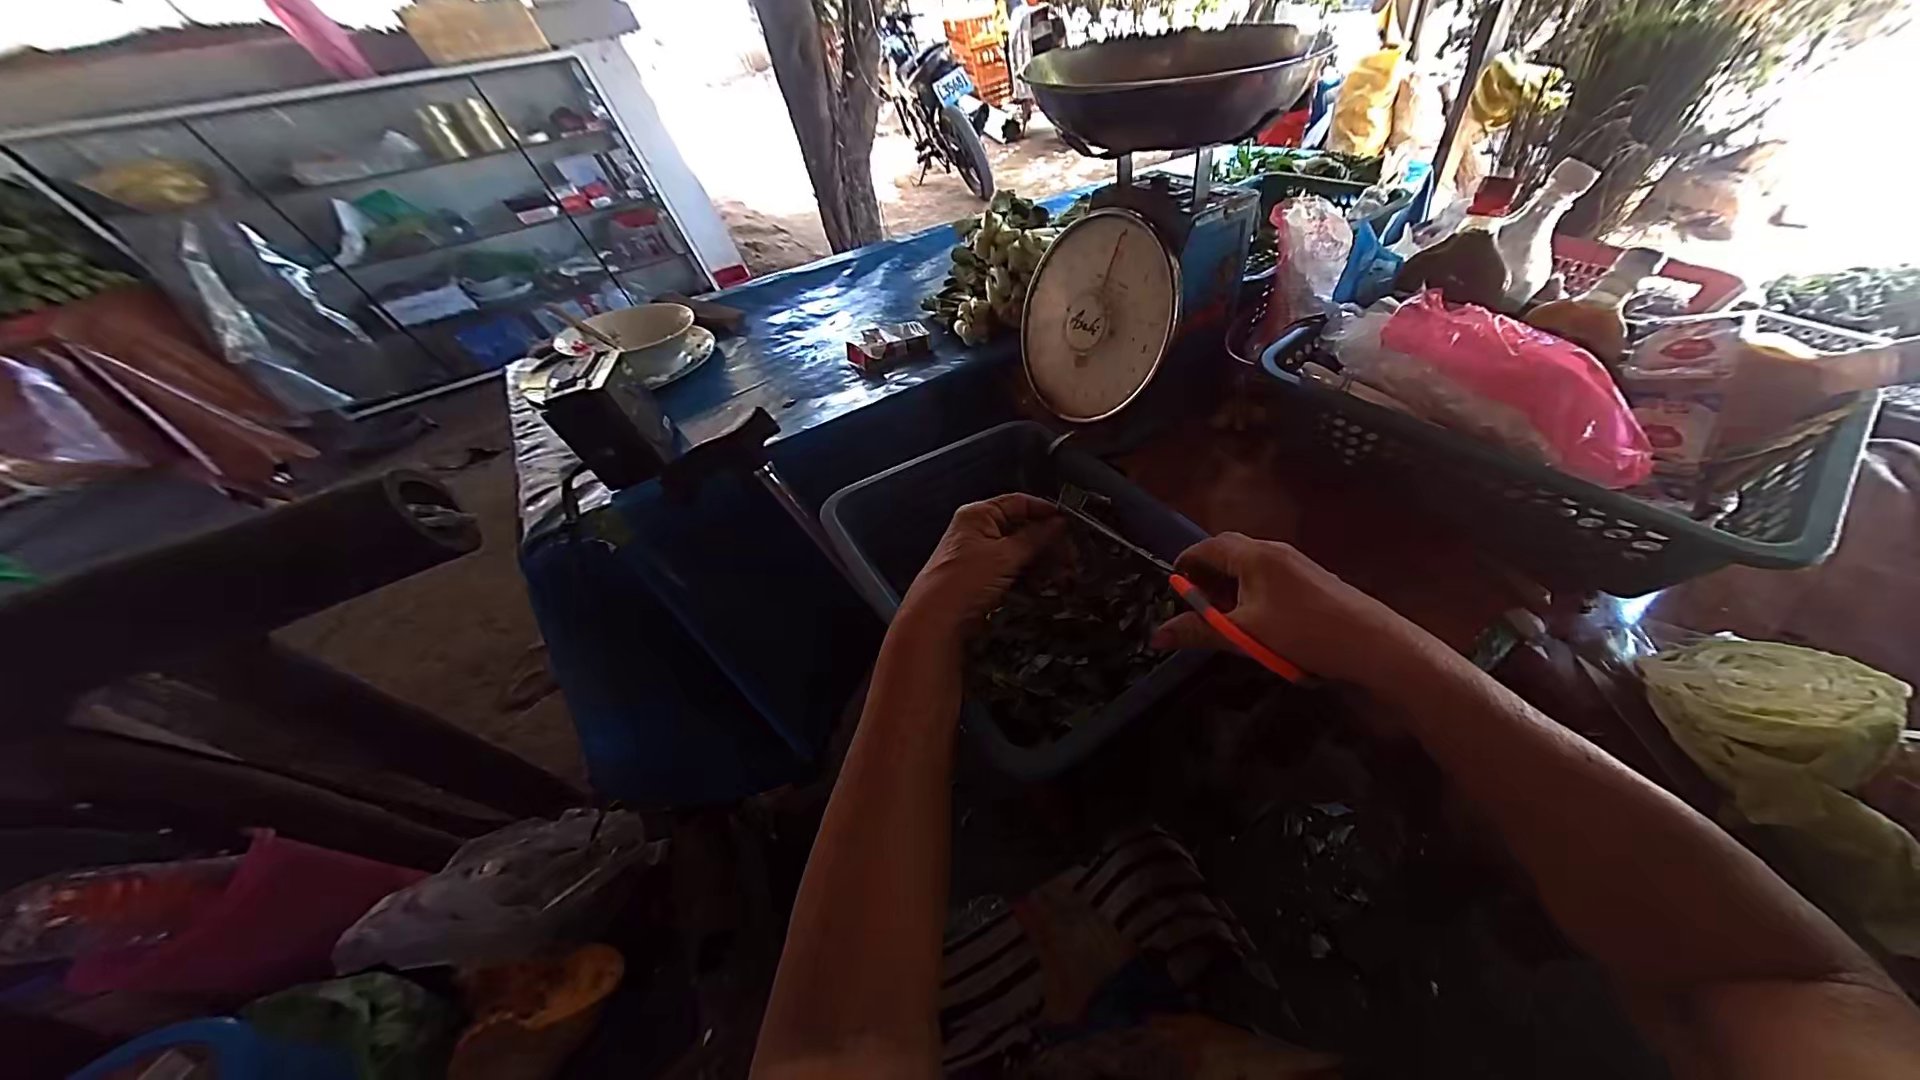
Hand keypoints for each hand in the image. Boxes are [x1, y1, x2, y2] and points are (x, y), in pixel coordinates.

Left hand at [897, 494, 1065, 639]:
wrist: (937, 619)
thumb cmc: (959, 583)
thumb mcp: (1005, 555)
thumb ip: (1035, 537)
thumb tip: (1055, 524)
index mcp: (977, 515)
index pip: (1018, 503)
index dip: (1044, 511)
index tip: (1066, 523)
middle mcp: (977, 532)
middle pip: (1021, 529)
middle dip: (1047, 543)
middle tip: (1068, 554)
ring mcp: (980, 555)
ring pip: (1019, 552)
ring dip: (1041, 563)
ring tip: (1060, 574)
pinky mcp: (982, 578)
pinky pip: (1012, 571)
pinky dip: (1028, 577)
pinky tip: (1042, 586)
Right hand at [1149, 533, 1437, 686]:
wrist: (1377, 646)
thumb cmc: (1305, 633)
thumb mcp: (1244, 635)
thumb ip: (1199, 632)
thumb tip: (1156, 636)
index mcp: (1255, 556)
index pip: (1207, 546)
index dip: (1186, 564)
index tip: (1174, 585)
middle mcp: (1275, 553)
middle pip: (1229, 552)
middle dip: (1206, 575)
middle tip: (1195, 602)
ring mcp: (1297, 566)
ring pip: (1250, 567)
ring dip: (1229, 586)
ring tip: (1223, 616)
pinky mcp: (1313, 582)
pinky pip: (1270, 578)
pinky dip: (1251, 592)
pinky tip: (1257, 621)